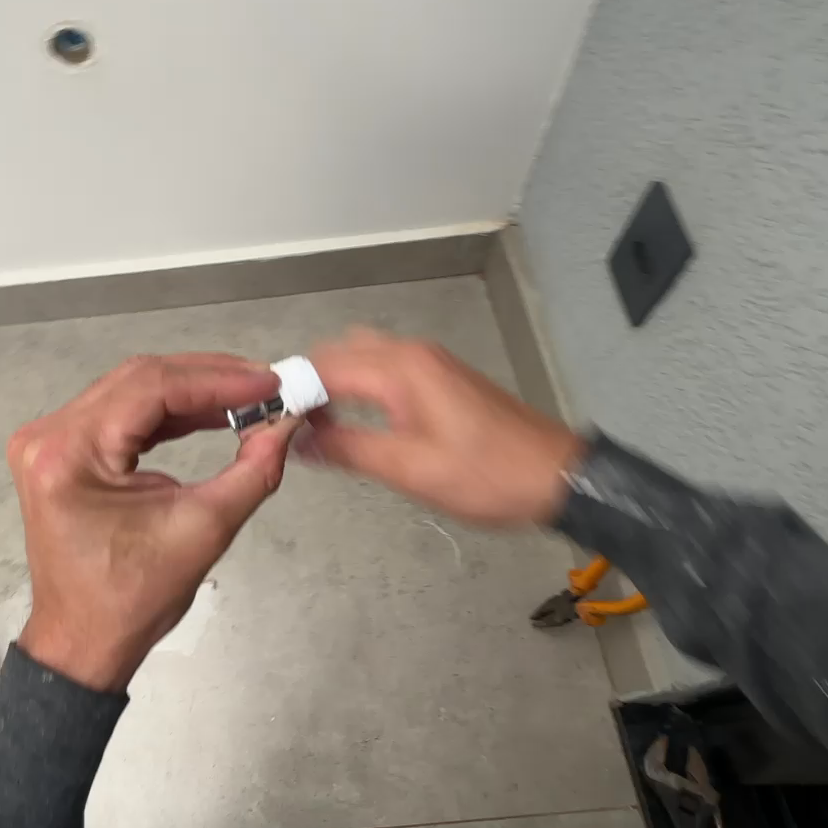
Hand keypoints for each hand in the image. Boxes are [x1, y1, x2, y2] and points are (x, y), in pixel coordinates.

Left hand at [9, 354, 300, 691]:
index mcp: (70, 453)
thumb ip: (254, 470)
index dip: (217, 380)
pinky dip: (170, 411)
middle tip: (265, 384)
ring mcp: (51, 438)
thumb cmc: (136, 598)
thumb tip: (288, 422)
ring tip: (248, 395)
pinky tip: (212, 412)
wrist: (85, 641)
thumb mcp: (204, 530)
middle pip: (140, 379)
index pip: (152, 389)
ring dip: (193, 390)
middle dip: (209, 377)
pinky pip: (123, 412)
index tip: (270, 382)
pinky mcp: (63, 448)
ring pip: (133, 390)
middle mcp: (50, 433)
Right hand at [301, 329, 583, 525]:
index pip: (324, 365)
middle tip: (292, 426)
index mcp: (400, 369)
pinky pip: (384, 366)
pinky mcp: (441, 376)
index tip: (270, 420)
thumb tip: (299, 442)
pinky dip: (359, 384)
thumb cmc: (483, 475)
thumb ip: (348, 450)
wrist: (556, 476)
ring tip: (320, 425)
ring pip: (362, 355)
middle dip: (310, 383)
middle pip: (339, 351)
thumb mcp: (409, 470)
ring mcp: (429, 361)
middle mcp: (410, 353)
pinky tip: (355, 418)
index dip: (292, 390)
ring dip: (335, 382)